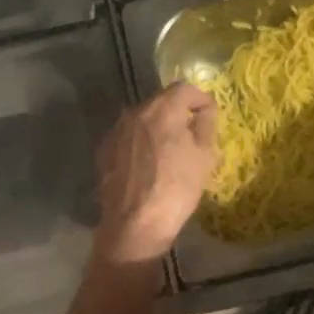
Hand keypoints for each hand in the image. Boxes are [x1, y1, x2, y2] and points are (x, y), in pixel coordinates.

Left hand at [92, 83, 218, 266]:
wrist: (134, 225)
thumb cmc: (176, 190)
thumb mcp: (204, 157)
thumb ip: (205, 125)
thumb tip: (204, 110)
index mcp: (161, 109)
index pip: (184, 88)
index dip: (201, 98)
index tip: (209, 115)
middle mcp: (134, 113)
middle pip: (160, 102)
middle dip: (178, 113)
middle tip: (192, 136)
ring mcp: (115, 132)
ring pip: (142, 120)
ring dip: (158, 129)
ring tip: (169, 153)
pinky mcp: (104, 152)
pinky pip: (129, 138)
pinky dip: (141, 144)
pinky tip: (148, 166)